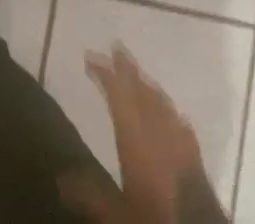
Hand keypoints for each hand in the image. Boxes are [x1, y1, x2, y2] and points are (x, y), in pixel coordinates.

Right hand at [58, 45, 225, 223]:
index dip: (105, 74)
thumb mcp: (116, 214)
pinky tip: (168, 109)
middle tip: (115, 47)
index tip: (91, 56)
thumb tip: (59, 178)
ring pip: (162, 102)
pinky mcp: (195, 155)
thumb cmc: (155, 218)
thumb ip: (89, 193)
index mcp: (137, 140)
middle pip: (142, 92)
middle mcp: (159, 133)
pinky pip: (178, 120)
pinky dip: (167, 107)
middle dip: (128, 68)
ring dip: (147, 83)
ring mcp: (181, 142)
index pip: (119, 96)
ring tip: (136, 73)